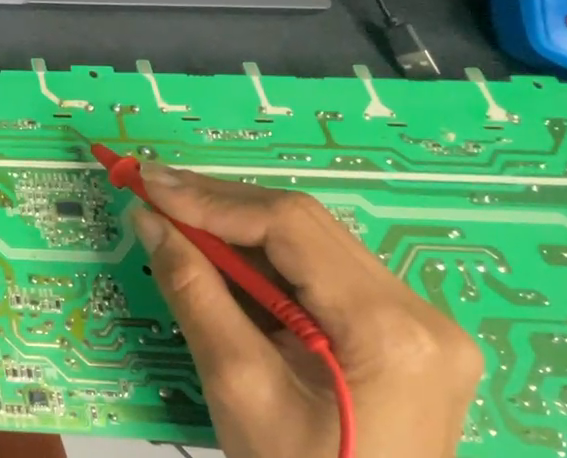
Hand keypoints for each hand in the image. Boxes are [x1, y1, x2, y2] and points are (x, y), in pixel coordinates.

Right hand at [132, 163, 482, 457]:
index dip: (209, 197)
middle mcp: (421, 314)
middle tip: (148, 188)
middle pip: (304, 224)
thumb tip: (149, 220)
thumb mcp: (236, 383)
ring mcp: (421, 325)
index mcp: (389, 328)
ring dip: (237, 224)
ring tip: (173, 215)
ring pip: (312, 241)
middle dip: (218, 202)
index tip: (144, 184)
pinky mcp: (407, 336)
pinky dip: (263, 255)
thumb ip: (193, 290)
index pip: (289, 225)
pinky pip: (322, 271)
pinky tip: (218, 252)